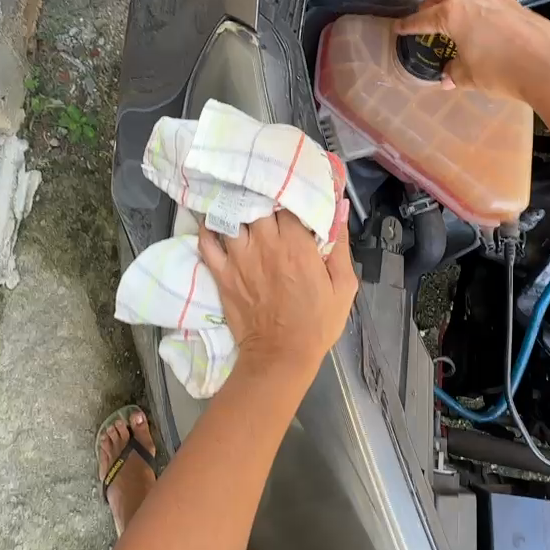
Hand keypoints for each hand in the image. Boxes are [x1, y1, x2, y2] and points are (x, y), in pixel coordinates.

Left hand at [198, 208, 357, 377]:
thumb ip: (341, 246)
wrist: (280, 356)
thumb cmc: (316, 323)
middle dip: (262, 197)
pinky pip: (206, 241)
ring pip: (232, 216)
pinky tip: (213, 221)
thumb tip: (340, 210)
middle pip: (258, 203)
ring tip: (240, 201)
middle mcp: (265, 244)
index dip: (290, 194)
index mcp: (296, 245)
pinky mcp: (221, 272)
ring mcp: (239, 257)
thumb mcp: (343, 286)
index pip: (288, 202)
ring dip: (236, 207)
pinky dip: (207, 228)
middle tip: (266, 196)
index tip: (293, 194)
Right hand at [396, 0, 549, 103]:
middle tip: (424, 17)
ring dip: (455, 2)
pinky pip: (488, 1)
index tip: (398, 28)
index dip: (408, 25)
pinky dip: (478, 9)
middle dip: (430, 4)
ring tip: (452, 17)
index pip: (422, 19)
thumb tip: (447, 76)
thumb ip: (454, 72)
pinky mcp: (517, 5)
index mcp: (452, 13)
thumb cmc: (501, 71)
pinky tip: (482, 24)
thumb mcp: (470, 76)